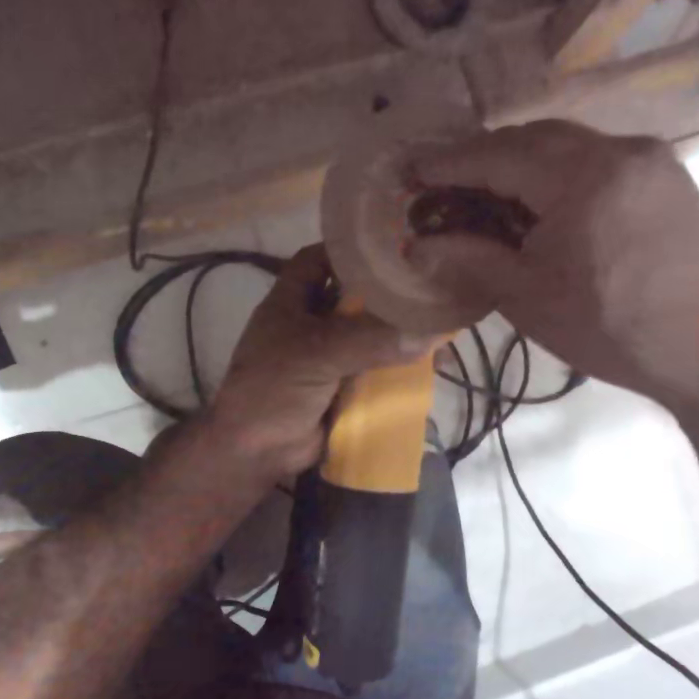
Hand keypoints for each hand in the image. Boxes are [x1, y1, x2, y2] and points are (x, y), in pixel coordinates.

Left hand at [208, 245, 428, 478]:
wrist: (257, 453)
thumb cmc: (272, 389)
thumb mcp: (317, 354)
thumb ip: (370, 339)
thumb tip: (430, 332)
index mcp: (291, 302)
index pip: (317, 260)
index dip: (348, 250)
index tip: (390, 245)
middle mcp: (310, 324)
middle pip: (352, 298)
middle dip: (385, 293)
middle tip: (428, 282)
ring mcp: (328, 357)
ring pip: (369, 334)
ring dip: (397, 331)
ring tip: (441, 319)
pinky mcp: (343, 387)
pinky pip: (376, 368)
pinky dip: (399, 365)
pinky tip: (431, 360)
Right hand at [406, 120, 698, 407]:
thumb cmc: (617, 330)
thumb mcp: (531, 299)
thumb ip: (472, 260)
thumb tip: (416, 246)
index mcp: (581, 176)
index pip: (496, 155)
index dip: (446, 162)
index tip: (409, 170)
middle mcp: (619, 150)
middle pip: (534, 138)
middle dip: (484, 156)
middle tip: (446, 182)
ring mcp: (652, 160)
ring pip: (570, 145)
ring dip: (523, 162)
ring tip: (491, 193)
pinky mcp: (670, 179)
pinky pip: (599, 160)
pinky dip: (561, 172)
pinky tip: (547, 203)